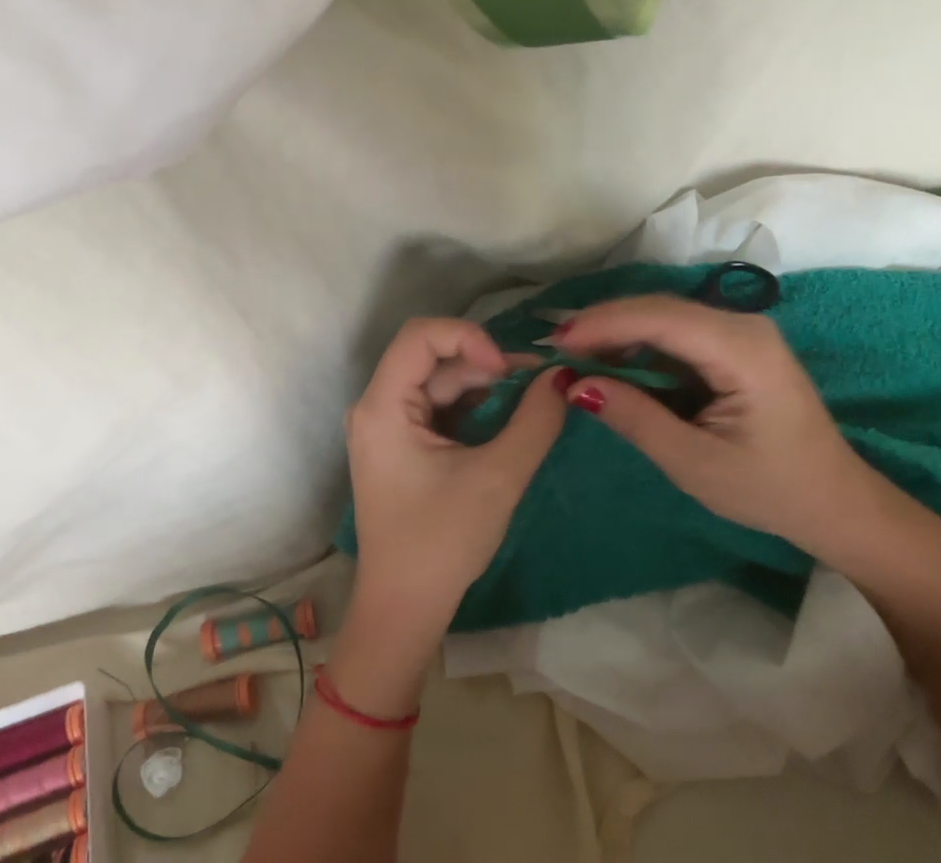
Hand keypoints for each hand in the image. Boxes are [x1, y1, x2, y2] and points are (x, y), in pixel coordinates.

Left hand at [345, 318, 567, 625]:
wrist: (404, 606)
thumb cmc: (442, 542)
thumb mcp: (498, 478)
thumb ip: (535, 421)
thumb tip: (564, 376)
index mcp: (382, 407)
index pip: (421, 335)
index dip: (470, 337)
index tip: (509, 370)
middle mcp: (376, 408)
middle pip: (433, 360)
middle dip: (488, 366)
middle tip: (542, 384)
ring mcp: (387, 428)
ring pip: (441, 384)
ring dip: (487, 388)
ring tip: (537, 402)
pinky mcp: (401, 447)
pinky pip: (440, 410)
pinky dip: (476, 410)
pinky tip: (512, 421)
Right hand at [552, 294, 877, 548]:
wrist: (833, 502)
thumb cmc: (768, 489)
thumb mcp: (692, 462)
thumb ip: (633, 418)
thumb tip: (575, 385)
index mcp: (742, 350)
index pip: (658, 318)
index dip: (601, 325)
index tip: (553, 344)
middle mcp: (744, 326)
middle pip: (658, 309)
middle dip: (603, 326)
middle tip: (554, 352)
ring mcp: (742, 334)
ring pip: (664, 318)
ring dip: (618, 335)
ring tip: (573, 361)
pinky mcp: (735, 348)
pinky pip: (677, 335)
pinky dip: (639, 348)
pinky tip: (611, 365)